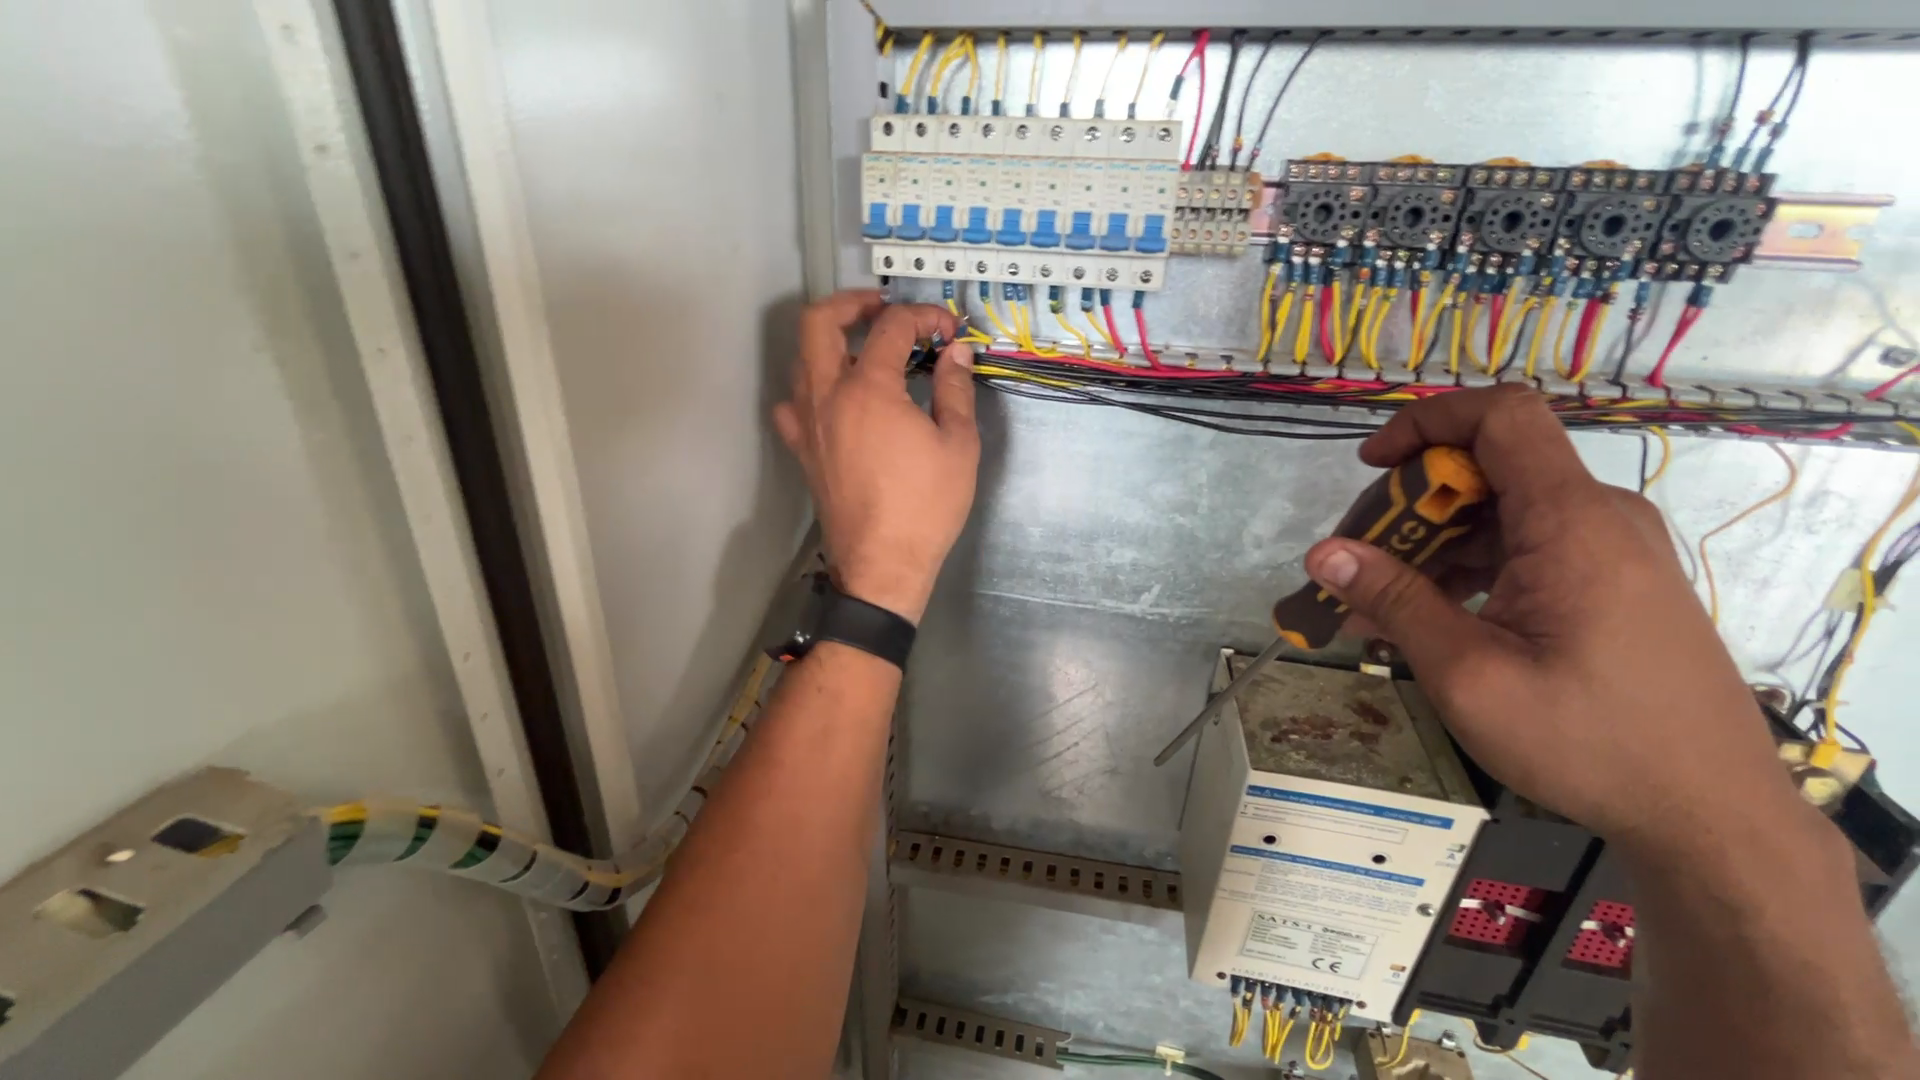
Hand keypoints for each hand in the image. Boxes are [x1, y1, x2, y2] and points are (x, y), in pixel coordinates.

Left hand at [774, 291, 978, 623]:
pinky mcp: (802, 449)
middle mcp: (827, 395)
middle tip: (884, 310)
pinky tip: (835, 398)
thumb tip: (956, 351)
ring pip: (801, 358)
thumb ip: (954, 389)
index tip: (947, 329)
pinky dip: (810, 387)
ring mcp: (807, 422)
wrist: (883, 563)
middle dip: (853, 303)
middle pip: (819, 321)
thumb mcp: (958, 444)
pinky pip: (792, 403)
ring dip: (831, 340)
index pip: (891, 328)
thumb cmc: (927, 506)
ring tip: (865, 350)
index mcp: (868, 389)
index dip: (923, 317)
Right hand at [1302, 386, 1802, 856]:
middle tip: (1355, 566)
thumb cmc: (1589, 742)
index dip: (1426, 423)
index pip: (1500, 416)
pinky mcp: (1613, 582)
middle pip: (1488, 470)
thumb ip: (1395, 601)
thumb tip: (1321, 553)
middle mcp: (1599, 518)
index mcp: (1571, 522)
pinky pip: (1526, 548)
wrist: (1711, 815)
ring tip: (1376, 606)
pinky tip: (1428, 621)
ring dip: (1432, 546)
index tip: (1370, 468)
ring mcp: (1611, 551)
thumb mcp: (1468, 675)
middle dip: (1408, 506)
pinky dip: (1469, 570)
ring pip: (1501, 513)